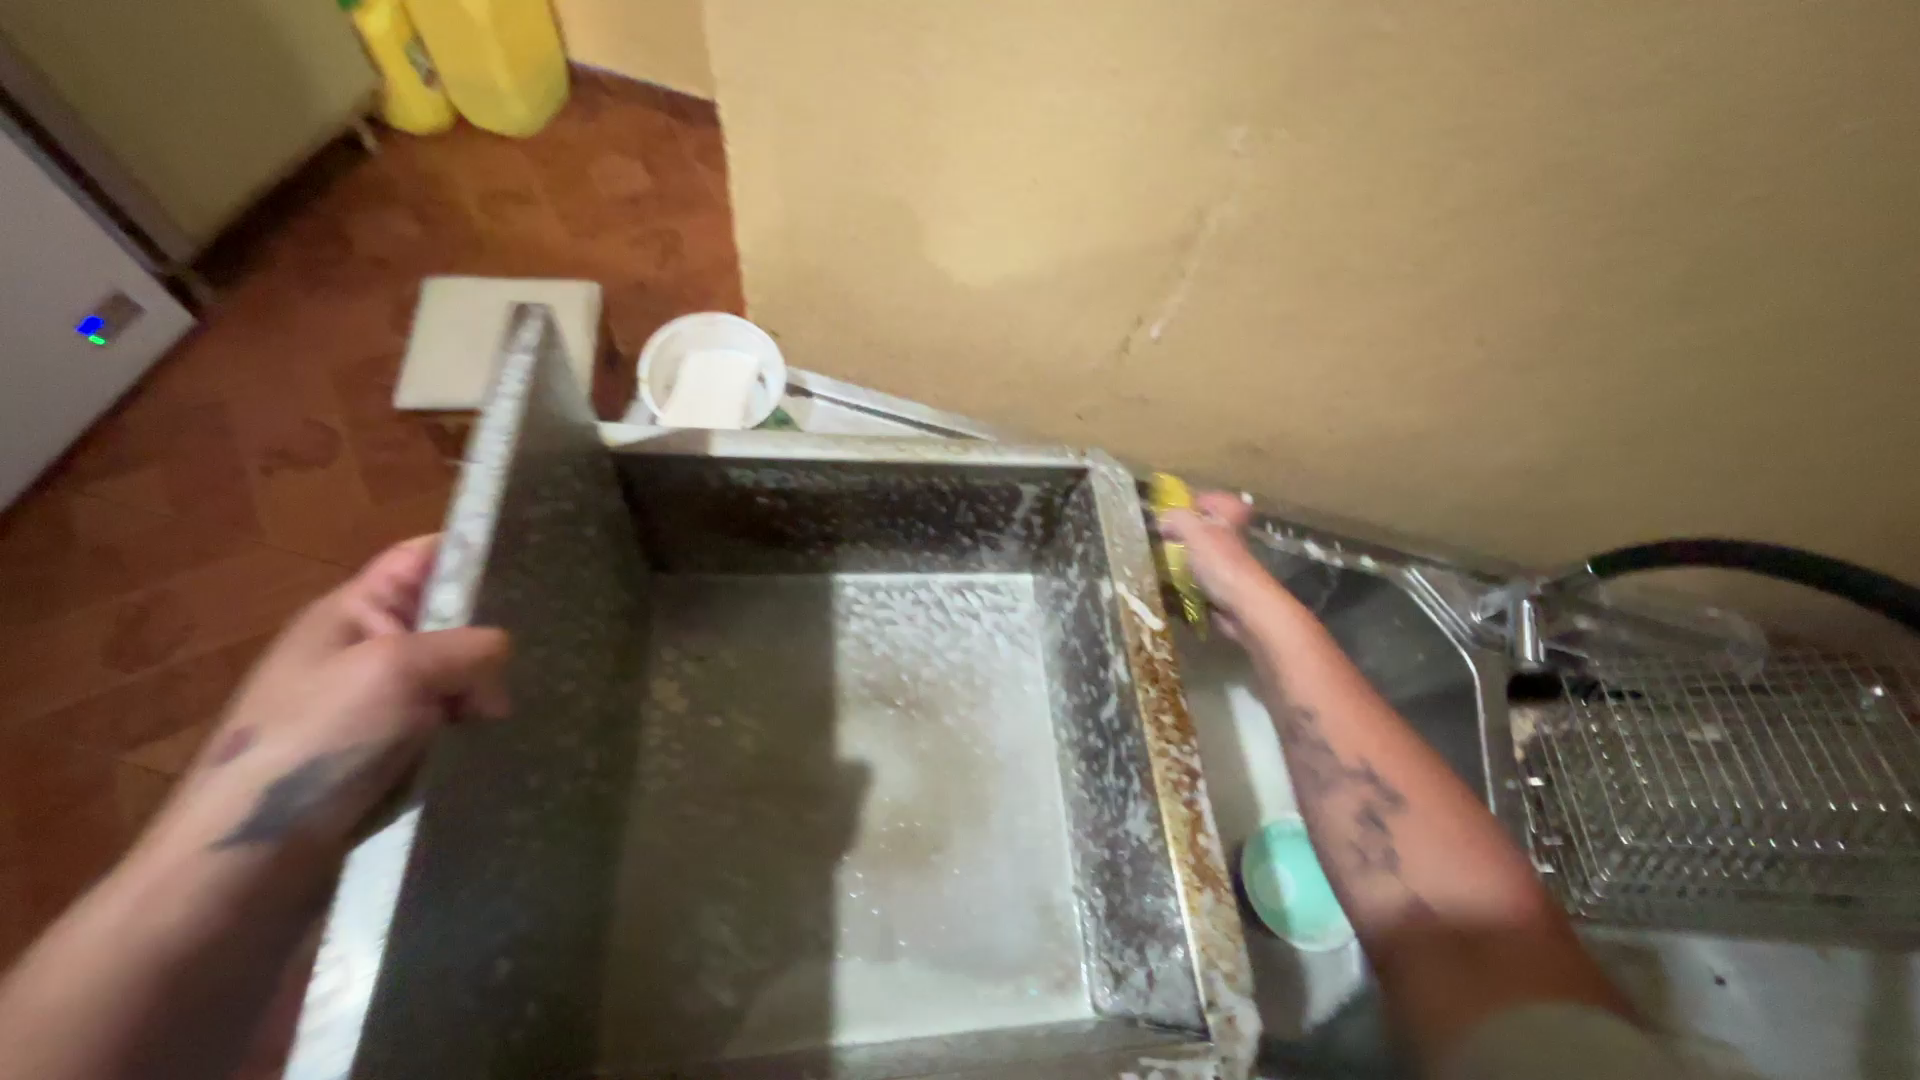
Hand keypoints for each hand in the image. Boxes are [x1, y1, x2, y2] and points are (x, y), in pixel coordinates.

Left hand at [140, 536, 510, 869]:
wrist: (248, 866)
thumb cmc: (314, 744)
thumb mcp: (396, 670)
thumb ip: (469, 648)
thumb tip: (502, 673)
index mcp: (352, 612)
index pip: (423, 557)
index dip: (476, 551)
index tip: (540, 562)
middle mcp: (365, 650)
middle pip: (452, 619)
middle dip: (496, 633)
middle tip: (552, 649)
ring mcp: (377, 706)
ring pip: (458, 677)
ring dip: (488, 691)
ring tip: (525, 709)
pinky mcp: (390, 755)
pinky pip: (449, 724)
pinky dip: (475, 729)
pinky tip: (500, 742)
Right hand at [1156, 491, 1292, 640]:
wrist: (1244, 609)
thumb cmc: (1222, 564)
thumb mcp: (1195, 532)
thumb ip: (1177, 520)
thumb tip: (1161, 520)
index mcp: (1230, 521)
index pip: (1224, 501)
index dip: (1205, 500)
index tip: (1181, 509)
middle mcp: (1232, 542)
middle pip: (1210, 530)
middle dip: (1186, 533)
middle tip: (1163, 536)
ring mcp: (1228, 568)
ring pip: (1203, 557)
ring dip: (1183, 560)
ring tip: (1160, 562)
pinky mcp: (1223, 591)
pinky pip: (1199, 581)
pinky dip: (1185, 583)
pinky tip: (1169, 586)